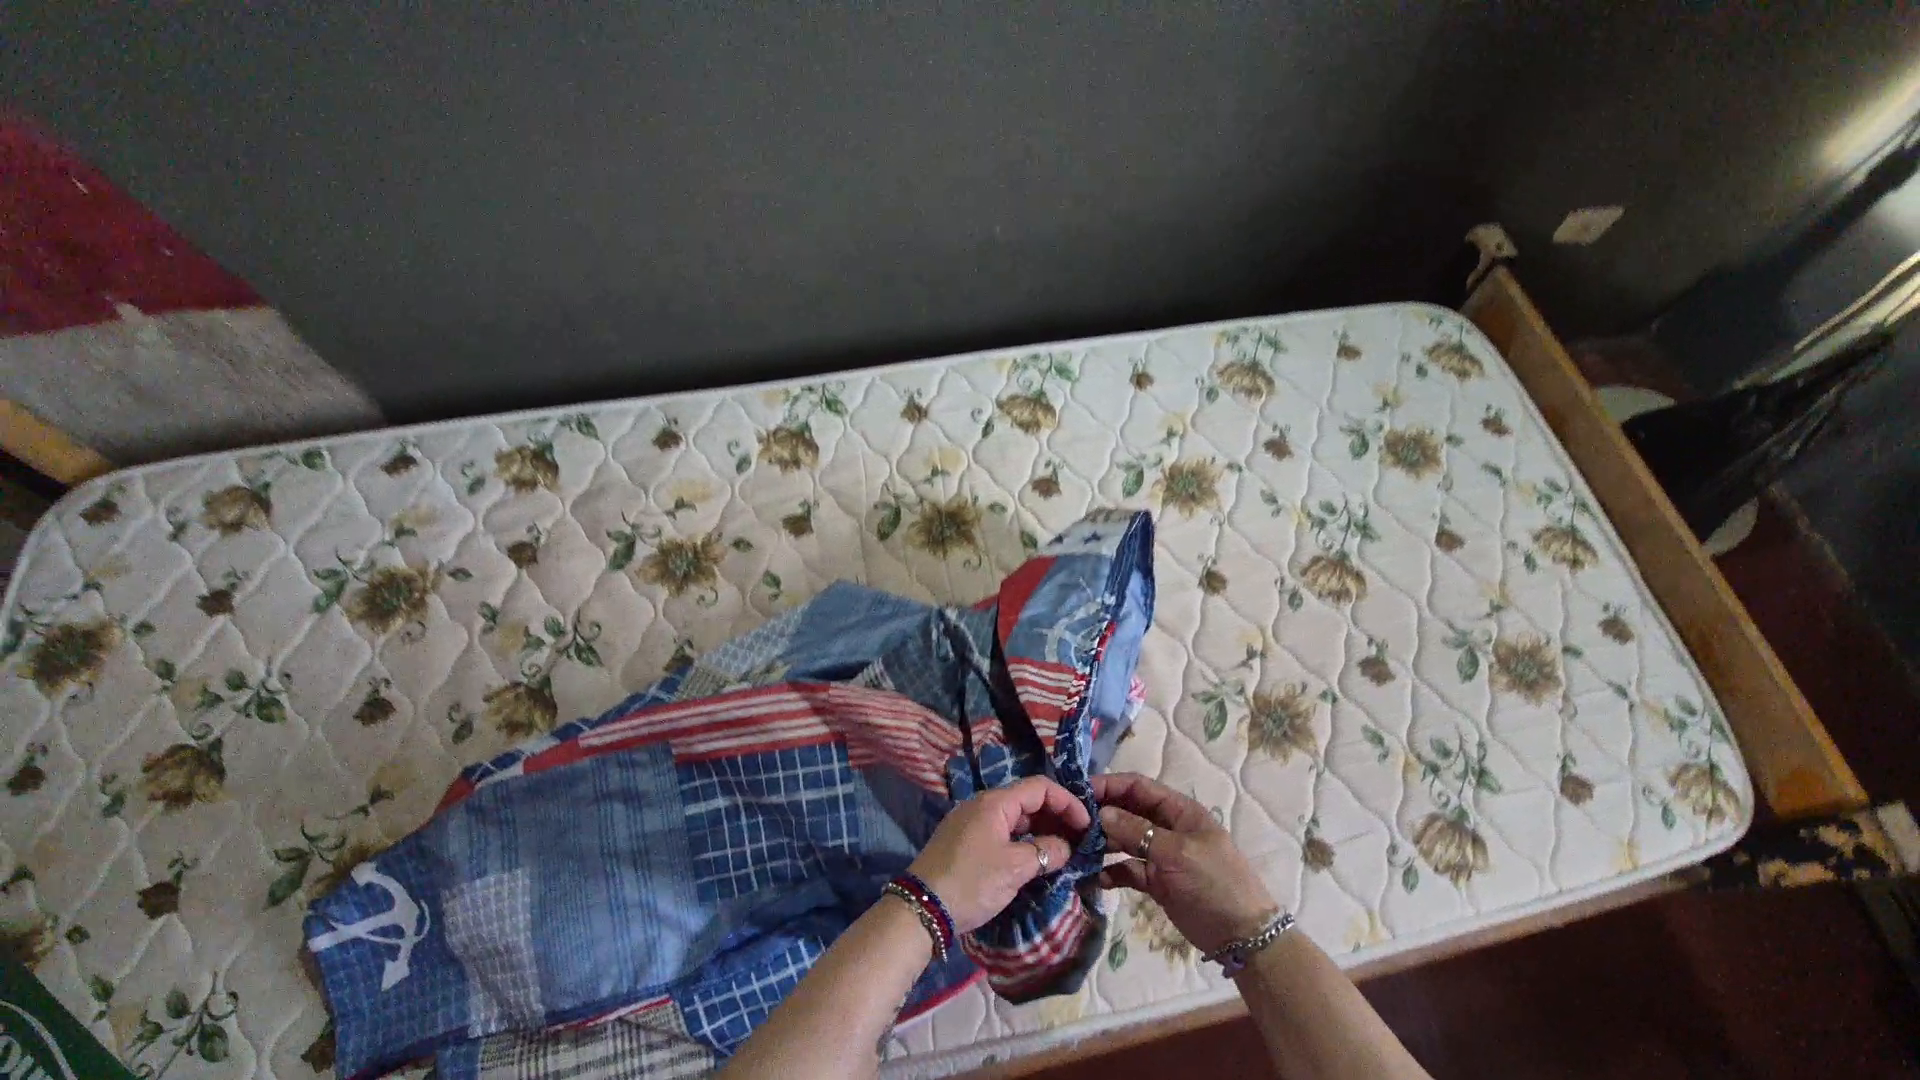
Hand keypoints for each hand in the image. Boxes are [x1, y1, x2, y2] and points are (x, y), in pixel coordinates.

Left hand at [908, 776, 1091, 934]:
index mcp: (994, 803)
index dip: (1067, 802)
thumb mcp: (1014, 868)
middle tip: (1079, 841)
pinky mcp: (965, 842)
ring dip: (1040, 831)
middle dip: (1055, 817)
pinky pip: (1002, 833)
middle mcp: (982, 805)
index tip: (1087, 826)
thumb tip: (1065, 847)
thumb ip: (1045, 852)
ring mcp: (971, 823)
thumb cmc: (972, 882)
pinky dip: (1022, 842)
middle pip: (1027, 801)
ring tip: (1062, 852)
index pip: (1040, 787)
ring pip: (1014, 819)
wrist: (922, 909)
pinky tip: (1034, 860)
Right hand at [1093, 772, 1275, 953]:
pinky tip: (1095, 879)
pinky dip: (1111, 872)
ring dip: (1102, 844)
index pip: (1138, 787)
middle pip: (1127, 812)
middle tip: (1070, 824)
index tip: (1079, 792)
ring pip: (1124, 841)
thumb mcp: (1176, 853)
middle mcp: (1167, 827)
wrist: (1241, 934)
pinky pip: (1127, 870)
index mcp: (1179, 811)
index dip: (1110, 786)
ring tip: (1076, 850)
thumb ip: (1138, 832)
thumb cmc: (1214, 882)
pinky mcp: (1156, 881)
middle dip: (1100, 815)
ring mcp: (1160, 855)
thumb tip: (1101, 813)